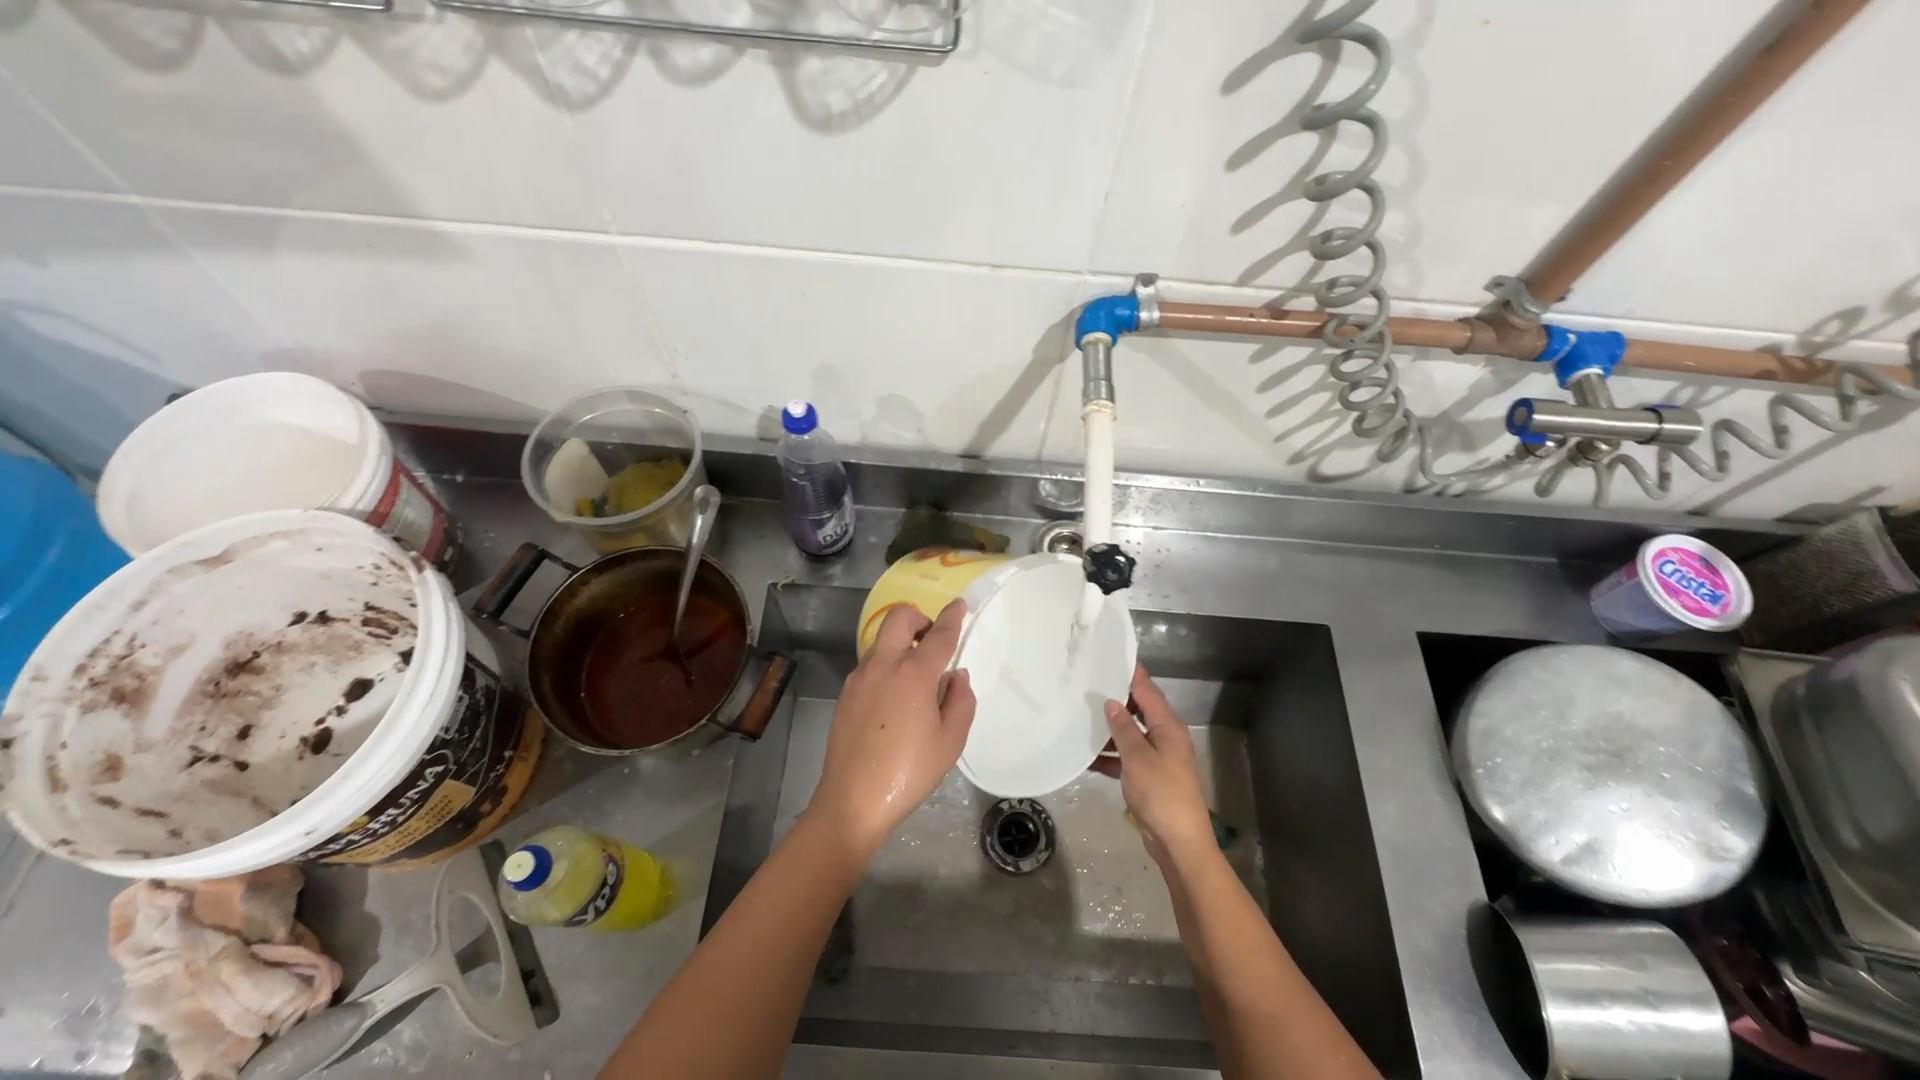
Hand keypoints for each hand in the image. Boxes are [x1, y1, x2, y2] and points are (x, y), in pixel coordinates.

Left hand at [805, 600, 976, 856]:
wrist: (853, 800)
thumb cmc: (910, 771)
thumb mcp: (951, 741)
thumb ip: (961, 701)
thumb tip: (956, 677)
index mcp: (914, 674)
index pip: (939, 634)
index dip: (953, 617)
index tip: (960, 605)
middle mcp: (883, 665)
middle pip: (900, 619)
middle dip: (919, 619)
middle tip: (933, 642)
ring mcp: (859, 678)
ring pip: (881, 642)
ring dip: (901, 645)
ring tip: (916, 682)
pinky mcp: (845, 694)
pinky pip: (870, 666)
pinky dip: (886, 667)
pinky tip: (894, 702)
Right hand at [1100, 666, 1214, 863]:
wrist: (1178, 841)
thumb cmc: (1161, 794)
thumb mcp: (1138, 757)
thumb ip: (1124, 729)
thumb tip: (1111, 703)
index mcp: (1168, 727)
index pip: (1148, 691)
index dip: (1131, 674)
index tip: (1110, 656)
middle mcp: (1165, 738)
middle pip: (1139, 711)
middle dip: (1115, 700)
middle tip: (1085, 686)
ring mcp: (1157, 759)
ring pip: (1130, 735)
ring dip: (1108, 730)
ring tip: (1079, 716)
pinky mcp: (1148, 778)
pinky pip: (1125, 759)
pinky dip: (1109, 756)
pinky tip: (1085, 756)